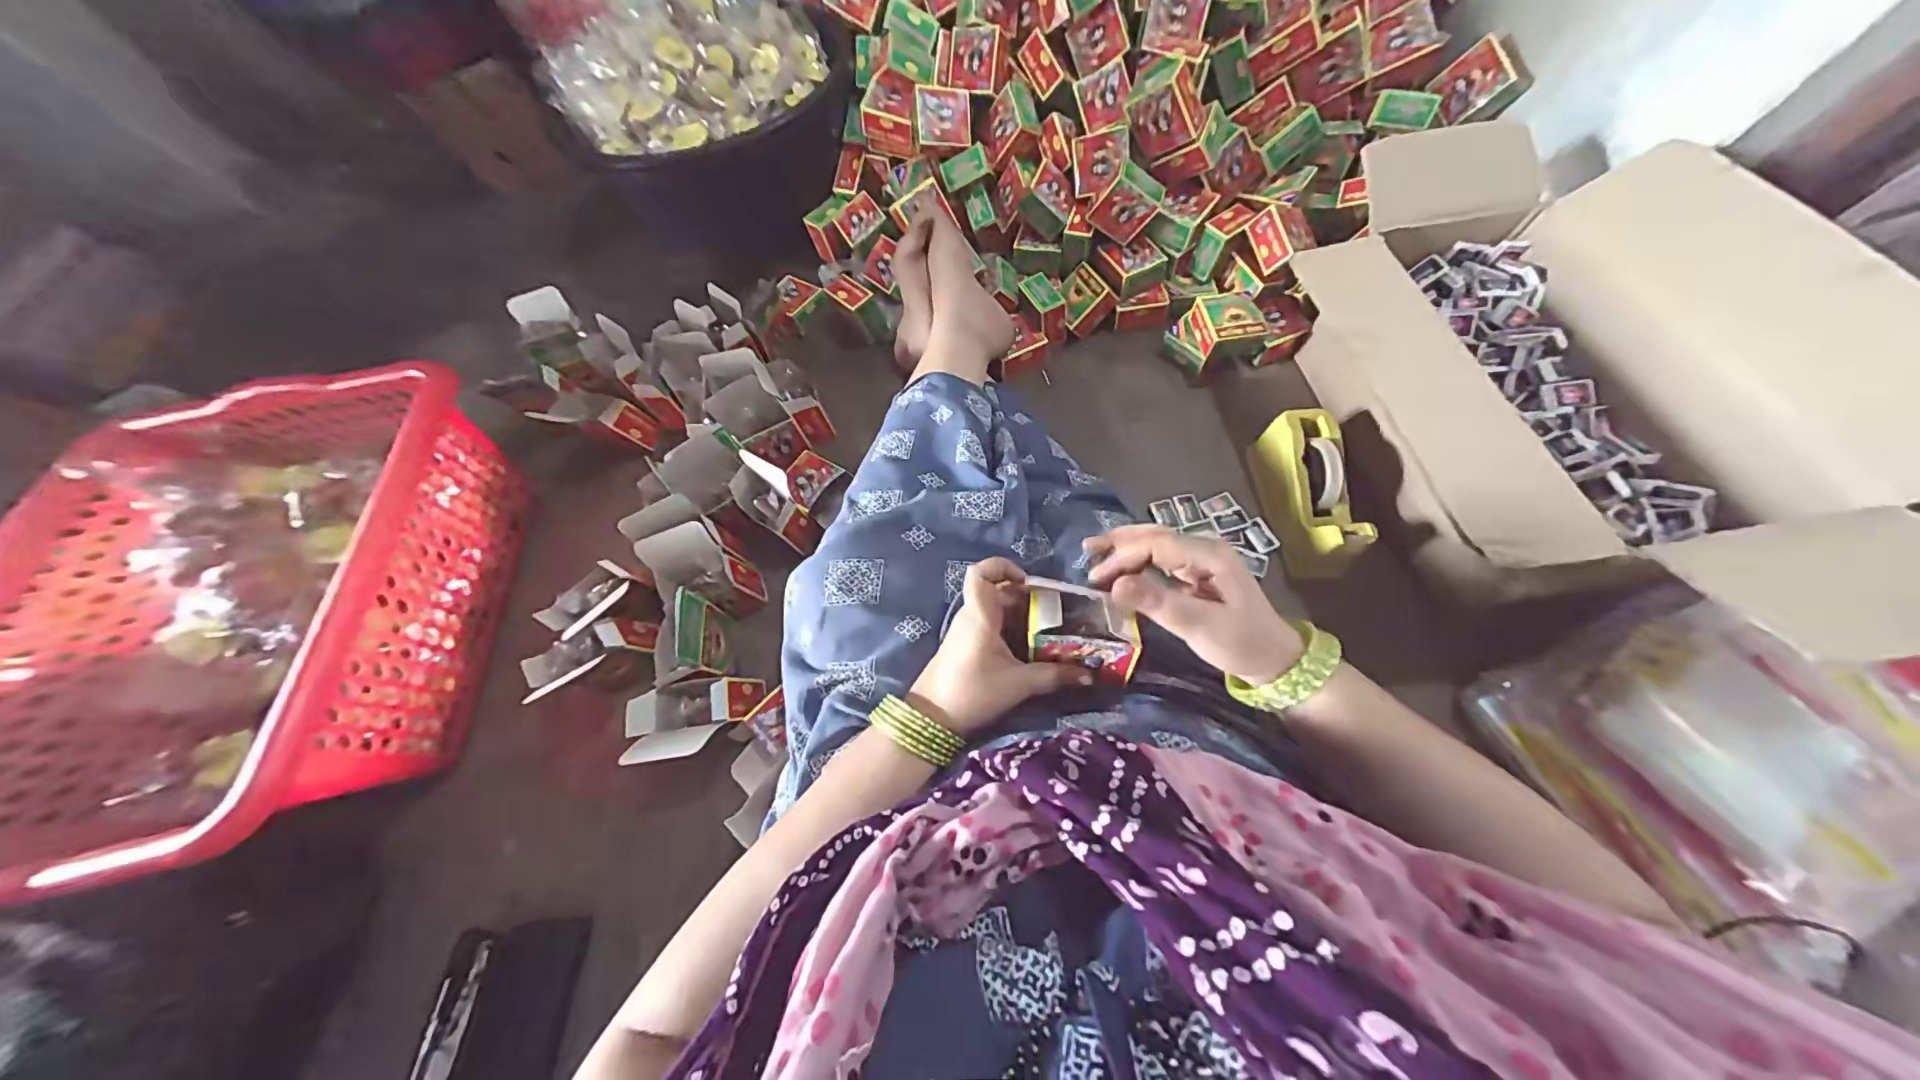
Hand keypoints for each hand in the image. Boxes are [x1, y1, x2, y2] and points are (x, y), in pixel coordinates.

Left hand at [910, 557, 1091, 734]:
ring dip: (1021, 616)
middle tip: (1055, 613)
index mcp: (980, 615)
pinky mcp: (966, 645)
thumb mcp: (1018, 684)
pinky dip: (1011, 630)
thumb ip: (1054, 676)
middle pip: (998, 591)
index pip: (980, 572)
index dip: (1004, 567)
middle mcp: (971, 616)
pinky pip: (991, 625)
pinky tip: (1030, 648)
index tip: (1028, 584)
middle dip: (1027, 597)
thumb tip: (1089, 674)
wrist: (932, 720)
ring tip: (1049, 632)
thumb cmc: (973, 692)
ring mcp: (966, 630)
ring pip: (996, 609)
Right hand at [1084, 525, 1302, 683]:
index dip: (1122, 557)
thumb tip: (1116, 585)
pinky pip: (1163, 558)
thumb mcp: (1199, 627)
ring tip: (1096, 553)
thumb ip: (1158, 603)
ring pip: (1158, 543)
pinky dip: (1139, 560)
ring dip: (1127, 547)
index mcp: (1210, 555)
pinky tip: (1123, 568)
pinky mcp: (1199, 573)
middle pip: (1155, 535)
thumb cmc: (1241, 644)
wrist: (1276, 660)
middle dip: (1119, 541)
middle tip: (1087, 549)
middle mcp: (1206, 549)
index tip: (1096, 579)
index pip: (1155, 545)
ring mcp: (1204, 560)